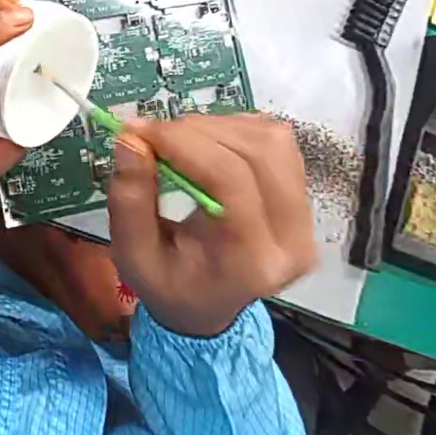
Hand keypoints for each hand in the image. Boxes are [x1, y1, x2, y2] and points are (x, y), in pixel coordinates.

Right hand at [106, 115, 315, 335]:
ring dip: (217, 127)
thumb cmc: (166, 286)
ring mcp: (306, 220)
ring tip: (176, 140)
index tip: (138, 132)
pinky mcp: (305, 201)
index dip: (183, 143)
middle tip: (152, 134)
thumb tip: (130, 139)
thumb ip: (129, 200)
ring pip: (272, 141)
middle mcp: (291, 240)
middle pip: (257, 153)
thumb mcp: (132, 255)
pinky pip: (278, 144)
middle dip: (197, 131)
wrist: (204, 307)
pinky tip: (204, 146)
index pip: (230, 179)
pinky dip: (235, 131)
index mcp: (248, 262)